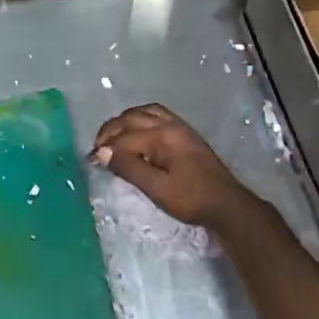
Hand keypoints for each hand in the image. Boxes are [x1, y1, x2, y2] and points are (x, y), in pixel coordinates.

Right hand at [91, 104, 255, 225]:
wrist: (228, 206)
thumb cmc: (191, 199)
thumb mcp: (156, 188)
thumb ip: (128, 168)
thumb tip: (101, 152)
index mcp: (162, 136)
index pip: (124, 138)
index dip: (104, 149)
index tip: (90, 161)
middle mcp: (169, 124)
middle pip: (130, 118)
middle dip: (110, 131)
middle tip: (97, 149)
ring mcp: (179, 127)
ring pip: (143, 113)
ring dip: (123, 122)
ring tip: (112, 138)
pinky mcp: (184, 133)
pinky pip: (156, 115)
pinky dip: (139, 118)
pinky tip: (135, 131)